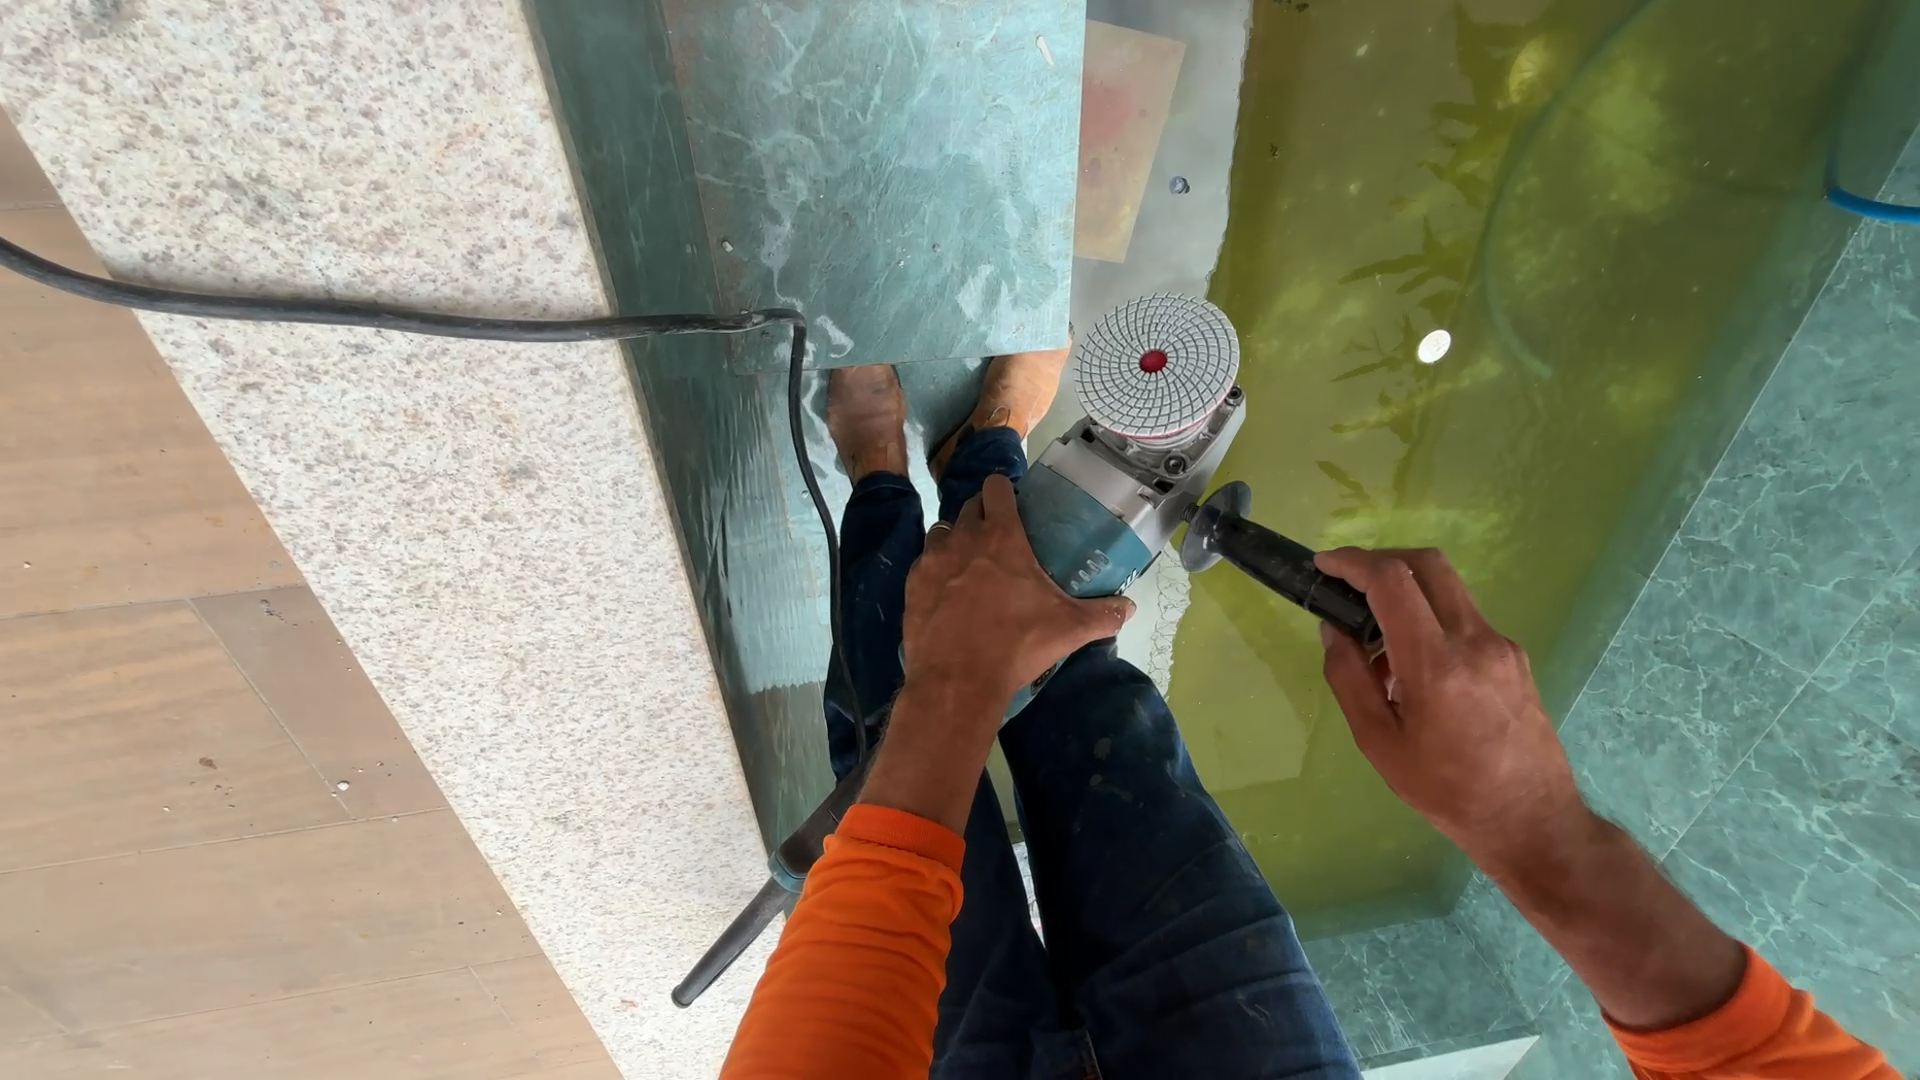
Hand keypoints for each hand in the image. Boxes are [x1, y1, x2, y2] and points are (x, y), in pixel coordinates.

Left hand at [902, 473, 1134, 710]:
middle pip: (970, 507)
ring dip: (956, 538)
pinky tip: (946, 591)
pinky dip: (935, 569)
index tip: (1012, 503)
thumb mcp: (1068, 628)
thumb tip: (1130, 608)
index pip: (997, 488)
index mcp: (1002, 536)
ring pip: (942, 532)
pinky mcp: (912, 584)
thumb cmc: (1017, 644)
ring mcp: (933, 560)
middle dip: (982, 513)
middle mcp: (964, 538)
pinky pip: (924, 562)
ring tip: (970, 563)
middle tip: (997, 537)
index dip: (1004, 490)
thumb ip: (1102, 614)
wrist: (958, 680)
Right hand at [1313, 547, 1587, 865]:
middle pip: (1427, 564)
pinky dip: (1424, 616)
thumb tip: (1334, 628)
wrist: (1533, 822)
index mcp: (1436, 664)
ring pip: (1446, 586)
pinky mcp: (1512, 657)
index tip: (1323, 565)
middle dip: (1379, 560)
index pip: (1393, 582)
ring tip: (1372, 636)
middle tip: (1345, 582)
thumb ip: (1348, 677)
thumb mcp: (1377, 741)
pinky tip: (1406, 663)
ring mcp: (1501, 646)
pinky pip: (1460, 615)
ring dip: (1402, 589)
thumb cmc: (1445, 789)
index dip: (1352, 563)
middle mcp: (1476, 641)